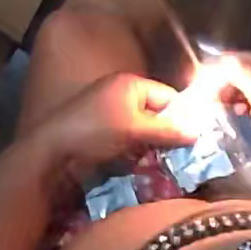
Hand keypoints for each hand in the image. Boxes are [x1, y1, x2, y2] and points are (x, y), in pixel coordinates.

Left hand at [25, 73, 197, 176]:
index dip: (183, 116)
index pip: (168, 96)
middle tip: (186, 154)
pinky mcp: (102, 133)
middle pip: (157, 113)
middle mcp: (120, 94)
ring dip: (154, 145)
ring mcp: (110, 114)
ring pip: (144, 129)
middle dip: (169, 133)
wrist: (52, 152)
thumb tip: (197, 132)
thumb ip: (167, 129)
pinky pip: (130, 140)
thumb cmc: (94, 130)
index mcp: (129, 84)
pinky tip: (146, 165)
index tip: (197, 138)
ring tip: (169, 162)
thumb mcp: (134, 129)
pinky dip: (138, 151)